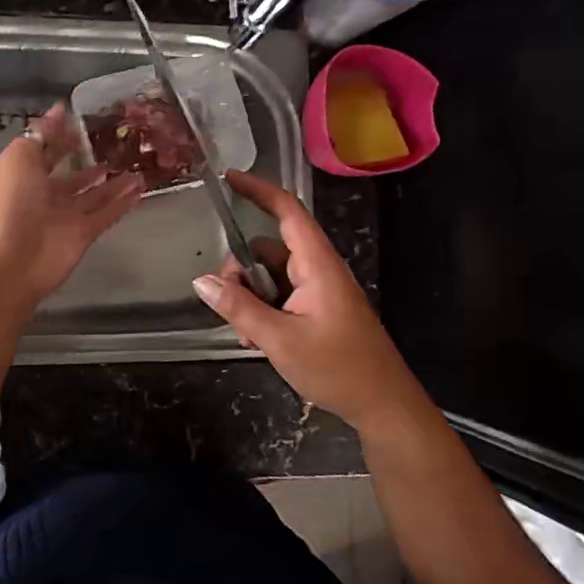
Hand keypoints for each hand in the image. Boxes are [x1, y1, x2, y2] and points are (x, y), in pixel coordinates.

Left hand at [0, 103, 144, 311]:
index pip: (46, 152)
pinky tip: (141, 188)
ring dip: (114, 182)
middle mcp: (44, 195)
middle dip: (92, 162)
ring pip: (94, 195)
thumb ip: (41, 135)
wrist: (9, 264)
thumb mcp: (18, 159)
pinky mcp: (82, 235)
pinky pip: (106, 215)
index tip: (86, 121)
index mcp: (23, 175)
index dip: (62, 137)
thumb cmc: (8, 204)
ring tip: (138, 165)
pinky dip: (123, 203)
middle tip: (120, 144)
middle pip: (73, 176)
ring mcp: (64, 217)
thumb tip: (59, 109)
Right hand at [193, 171, 424, 429]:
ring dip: (251, 296)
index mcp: (317, 265)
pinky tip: (257, 339)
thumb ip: (238, 308)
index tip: (228, 179)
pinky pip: (283, 296)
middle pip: (270, 248)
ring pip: (273, 276)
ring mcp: (320, 291)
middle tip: (226, 302)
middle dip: (242, 270)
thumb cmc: (337, 368)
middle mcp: (319, 270)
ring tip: (245, 333)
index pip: (287, 211)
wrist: (382, 404)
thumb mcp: (279, 339)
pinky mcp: (320, 310)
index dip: (259, 190)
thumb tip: (201, 281)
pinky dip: (264, 310)